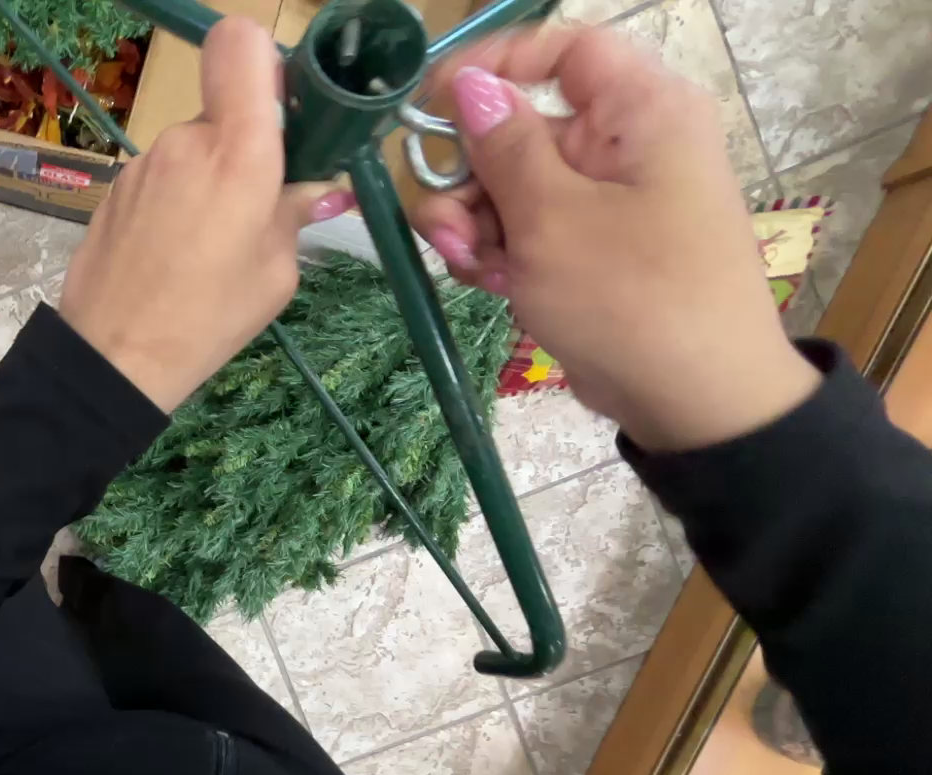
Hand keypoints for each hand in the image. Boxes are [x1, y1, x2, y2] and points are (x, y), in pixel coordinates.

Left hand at [59, 16, 353, 412]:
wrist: (114, 360)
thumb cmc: (206, 321)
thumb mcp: (274, 275)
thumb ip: (293, 214)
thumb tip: (314, 189)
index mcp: (237, 150)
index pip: (240, 44)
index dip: (260, 63)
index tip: (275, 113)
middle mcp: (182, 142)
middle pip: (218, 113)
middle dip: (236, 150)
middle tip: (244, 212)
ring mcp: (138, 167)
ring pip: (184, 153)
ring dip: (199, 183)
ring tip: (198, 248)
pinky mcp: (109, 195)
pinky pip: (153, 183)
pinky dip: (166, 205)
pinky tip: (163, 257)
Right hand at [413, 25, 818, 451]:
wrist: (683, 387)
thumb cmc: (628, 293)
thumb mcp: (552, 217)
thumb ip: (504, 149)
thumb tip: (466, 85)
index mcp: (635, 114)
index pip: (563, 51)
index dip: (493, 65)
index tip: (427, 105)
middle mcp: (613, 146)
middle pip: (511, 133)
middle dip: (466, 184)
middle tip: (448, 235)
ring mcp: (592, 200)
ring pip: (499, 189)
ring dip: (470, 228)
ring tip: (480, 271)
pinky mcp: (573, 244)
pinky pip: (512, 230)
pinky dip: (491, 254)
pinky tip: (497, 284)